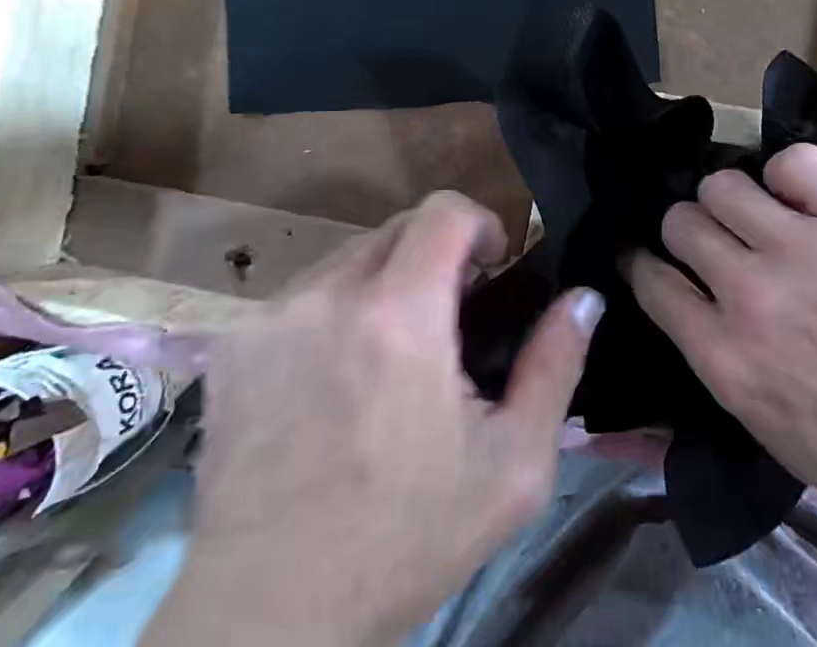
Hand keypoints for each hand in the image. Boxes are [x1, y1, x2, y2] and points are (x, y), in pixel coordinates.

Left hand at [146, 193, 603, 646]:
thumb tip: (585, 298)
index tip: (493, 274)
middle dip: (440, 254)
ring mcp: (267, 323)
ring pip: (349, 257)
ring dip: (389, 280)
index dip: (483, 225)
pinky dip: (339, 308)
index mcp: (399, 317)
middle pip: (398, 227)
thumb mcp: (516, 459)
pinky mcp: (230, 353)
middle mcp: (325, 300)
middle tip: (456, 318)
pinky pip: (303, 295)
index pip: (443, 210)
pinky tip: (344, 376)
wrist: (270, 616)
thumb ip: (557, 363)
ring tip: (399, 351)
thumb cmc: (410, 537)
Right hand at [626, 144, 816, 540]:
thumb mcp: (775, 443)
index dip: (645, 263)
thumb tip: (632, 421)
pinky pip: (797, 163)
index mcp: (726, 357)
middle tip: (714, 235)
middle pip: (685, 222)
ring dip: (732, 196)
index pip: (654, 283)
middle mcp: (752, 292)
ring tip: (758, 211)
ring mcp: (807, 247)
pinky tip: (805, 193)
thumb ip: (711, 395)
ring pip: (728, 185)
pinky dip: (790, 172)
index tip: (650, 257)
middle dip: (689, 226)